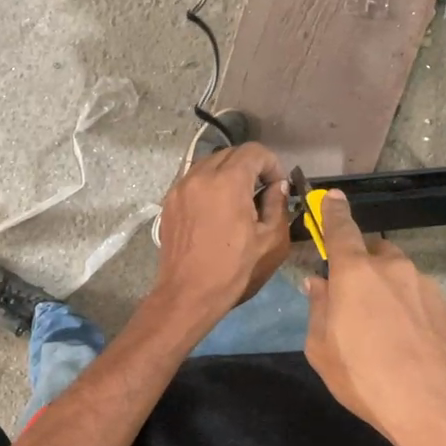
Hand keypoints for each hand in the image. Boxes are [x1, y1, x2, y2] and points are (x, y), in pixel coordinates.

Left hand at [151, 143, 290, 322]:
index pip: (253, 152)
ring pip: (208, 165)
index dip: (271, 164)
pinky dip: (207, 187)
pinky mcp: (168, 203)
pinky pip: (192, 182)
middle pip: (229, 154)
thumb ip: (278, 205)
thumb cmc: (234, 270)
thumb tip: (277, 187)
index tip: (277, 186)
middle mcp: (200, 176)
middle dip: (249, 167)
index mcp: (227, 182)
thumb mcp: (270, 240)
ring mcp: (179, 188)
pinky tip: (214, 211)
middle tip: (259, 192)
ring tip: (236, 201)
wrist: (188, 293)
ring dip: (226, 174)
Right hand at [304, 191, 445, 445]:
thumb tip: (318, 284)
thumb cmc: (363, 377)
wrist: (433, 406)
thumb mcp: (321, 348)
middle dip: (357, 264)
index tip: (330, 198)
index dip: (333, 212)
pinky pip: (412, 294)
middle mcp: (391, 268)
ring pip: (394, 274)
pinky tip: (397, 339)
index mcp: (354, 273)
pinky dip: (401, 305)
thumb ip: (318, 309)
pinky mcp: (442, 306)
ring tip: (373, 327)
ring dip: (381, 288)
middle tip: (346, 296)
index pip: (341, 229)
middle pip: (370, 252)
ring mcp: (422, 285)